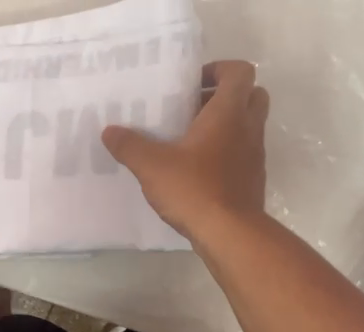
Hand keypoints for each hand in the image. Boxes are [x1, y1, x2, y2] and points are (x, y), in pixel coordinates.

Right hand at [102, 60, 270, 243]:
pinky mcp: (252, 177)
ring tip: (192, 141)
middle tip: (195, 109)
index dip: (219, 70)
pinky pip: (243, 152)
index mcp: (229, 112)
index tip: (194, 83)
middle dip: (225, 96)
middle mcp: (248, 126)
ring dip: (227, 125)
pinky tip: (200, 170)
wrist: (229, 230)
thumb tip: (109, 131)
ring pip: (247, 124)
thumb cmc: (194, 188)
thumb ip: (130, 147)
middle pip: (250, 94)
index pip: (238, 71)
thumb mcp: (152, 167)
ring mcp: (255, 152)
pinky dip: (226, 152)